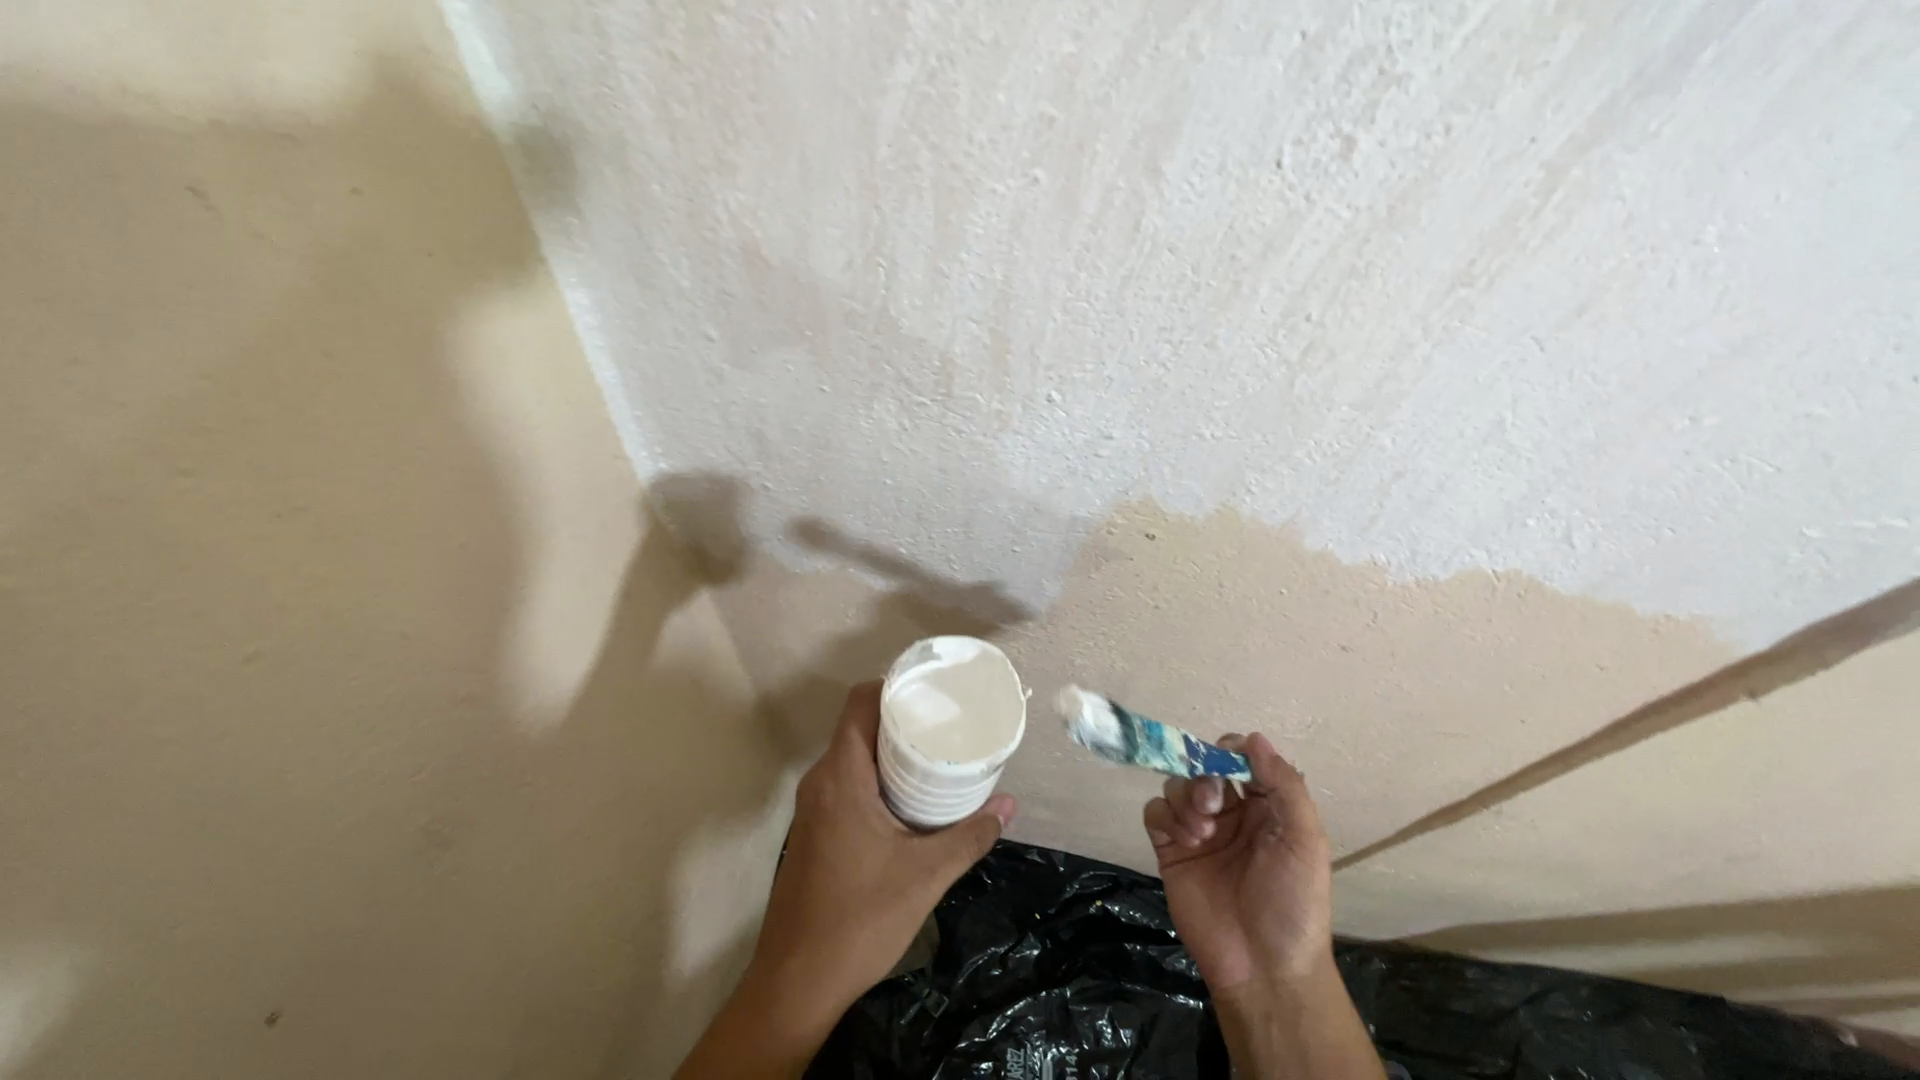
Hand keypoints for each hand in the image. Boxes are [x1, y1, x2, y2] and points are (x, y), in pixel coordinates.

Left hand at [677, 682, 1014, 1078]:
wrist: (797, 981)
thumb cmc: (860, 919)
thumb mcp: (926, 876)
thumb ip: (970, 836)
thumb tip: (1009, 804)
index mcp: (841, 778)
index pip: (859, 703)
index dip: (893, 686)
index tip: (934, 691)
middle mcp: (820, 782)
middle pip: (858, 727)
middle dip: (902, 720)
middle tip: (949, 723)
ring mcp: (812, 809)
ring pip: (853, 758)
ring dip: (890, 753)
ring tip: (937, 756)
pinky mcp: (814, 832)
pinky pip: (847, 784)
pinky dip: (877, 779)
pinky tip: (910, 799)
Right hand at [1143, 733, 1331, 991]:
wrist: (1262, 966)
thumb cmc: (1294, 903)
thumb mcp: (1306, 841)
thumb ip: (1284, 786)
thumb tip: (1255, 737)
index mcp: (1268, 807)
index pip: (1243, 758)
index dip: (1233, 751)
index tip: (1229, 761)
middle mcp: (1233, 813)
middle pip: (1205, 766)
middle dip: (1206, 776)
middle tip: (1214, 802)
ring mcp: (1199, 831)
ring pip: (1177, 785)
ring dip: (1187, 797)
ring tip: (1203, 831)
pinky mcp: (1171, 850)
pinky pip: (1156, 812)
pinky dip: (1166, 816)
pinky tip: (1187, 840)